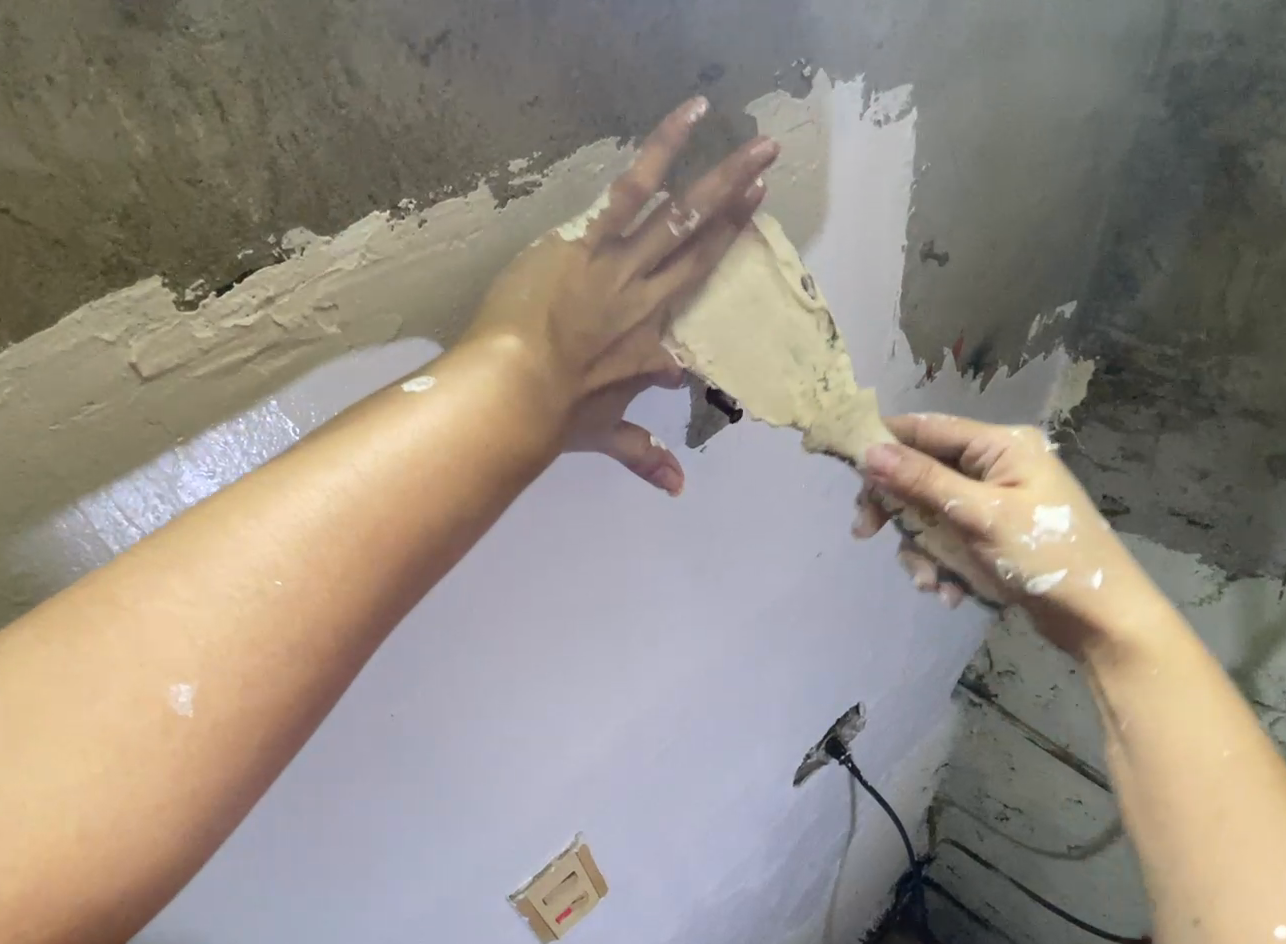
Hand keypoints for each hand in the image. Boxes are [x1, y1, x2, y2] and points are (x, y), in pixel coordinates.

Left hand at [461, 97, 778, 492]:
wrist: (517, 393)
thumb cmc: (553, 416)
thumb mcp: (600, 434)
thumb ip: (642, 454)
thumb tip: (679, 489)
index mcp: (649, 337)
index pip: (691, 292)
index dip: (719, 259)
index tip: (742, 234)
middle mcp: (647, 296)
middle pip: (700, 245)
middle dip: (735, 206)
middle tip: (767, 168)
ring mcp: (623, 263)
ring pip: (681, 213)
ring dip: (721, 176)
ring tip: (756, 141)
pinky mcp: (593, 238)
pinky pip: (634, 187)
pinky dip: (664, 148)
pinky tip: (691, 112)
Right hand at [853, 414, 1160, 653]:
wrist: (1101, 620)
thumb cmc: (1048, 557)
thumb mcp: (979, 516)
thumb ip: (922, 482)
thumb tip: (868, 451)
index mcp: (1000, 446)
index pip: (925, 429)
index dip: (881, 443)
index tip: (844, 467)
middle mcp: (995, 466)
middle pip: (920, 474)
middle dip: (895, 510)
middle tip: (865, 533)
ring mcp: (993, 502)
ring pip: (928, 513)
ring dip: (920, 549)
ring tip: (929, 582)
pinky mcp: (991, 535)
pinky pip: (946, 540)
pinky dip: (940, 565)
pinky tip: (950, 592)